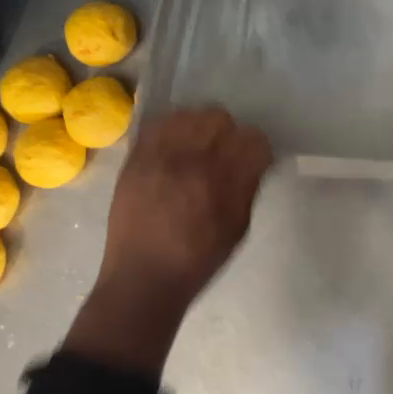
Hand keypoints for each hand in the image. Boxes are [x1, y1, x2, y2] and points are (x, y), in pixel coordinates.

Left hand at [100, 108, 273, 296]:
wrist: (142, 278)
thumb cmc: (197, 259)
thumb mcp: (238, 227)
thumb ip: (248, 187)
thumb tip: (254, 162)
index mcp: (224, 180)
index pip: (252, 140)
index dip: (257, 148)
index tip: (254, 159)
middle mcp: (192, 161)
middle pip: (220, 119)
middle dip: (229, 133)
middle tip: (225, 151)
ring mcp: (160, 157)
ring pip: (188, 115)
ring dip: (199, 126)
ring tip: (197, 145)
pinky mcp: (135, 160)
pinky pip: (156, 125)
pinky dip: (170, 128)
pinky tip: (174, 144)